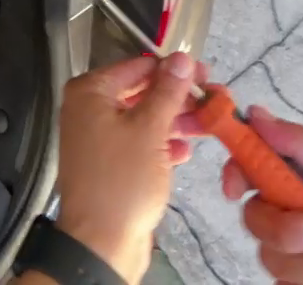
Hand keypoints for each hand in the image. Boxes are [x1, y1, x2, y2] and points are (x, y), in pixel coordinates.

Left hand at [50, 52, 205, 282]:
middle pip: (141, 92)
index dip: (174, 70)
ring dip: (175, 122)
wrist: (100, 244)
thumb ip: (167, 92)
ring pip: (143, 118)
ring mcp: (98, 135)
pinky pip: (138, 142)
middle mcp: (89, 107)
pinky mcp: (110, 161)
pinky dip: (161, 144)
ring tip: (208, 126)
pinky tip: (185, 151)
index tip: (205, 73)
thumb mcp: (150, 130)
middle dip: (178, 99)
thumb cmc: (121, 180)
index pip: (137, 67)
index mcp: (90, 91)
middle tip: (213, 101)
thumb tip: (182, 58)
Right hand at [223, 108, 302, 284]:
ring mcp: (295, 254)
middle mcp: (292, 213)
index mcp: (301, 179)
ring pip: (266, 251)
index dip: (235, 170)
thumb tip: (253, 113)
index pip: (250, 164)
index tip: (235, 188)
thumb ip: (302, 144)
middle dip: (287, 226)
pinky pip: (282, 281)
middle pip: (252, 212)